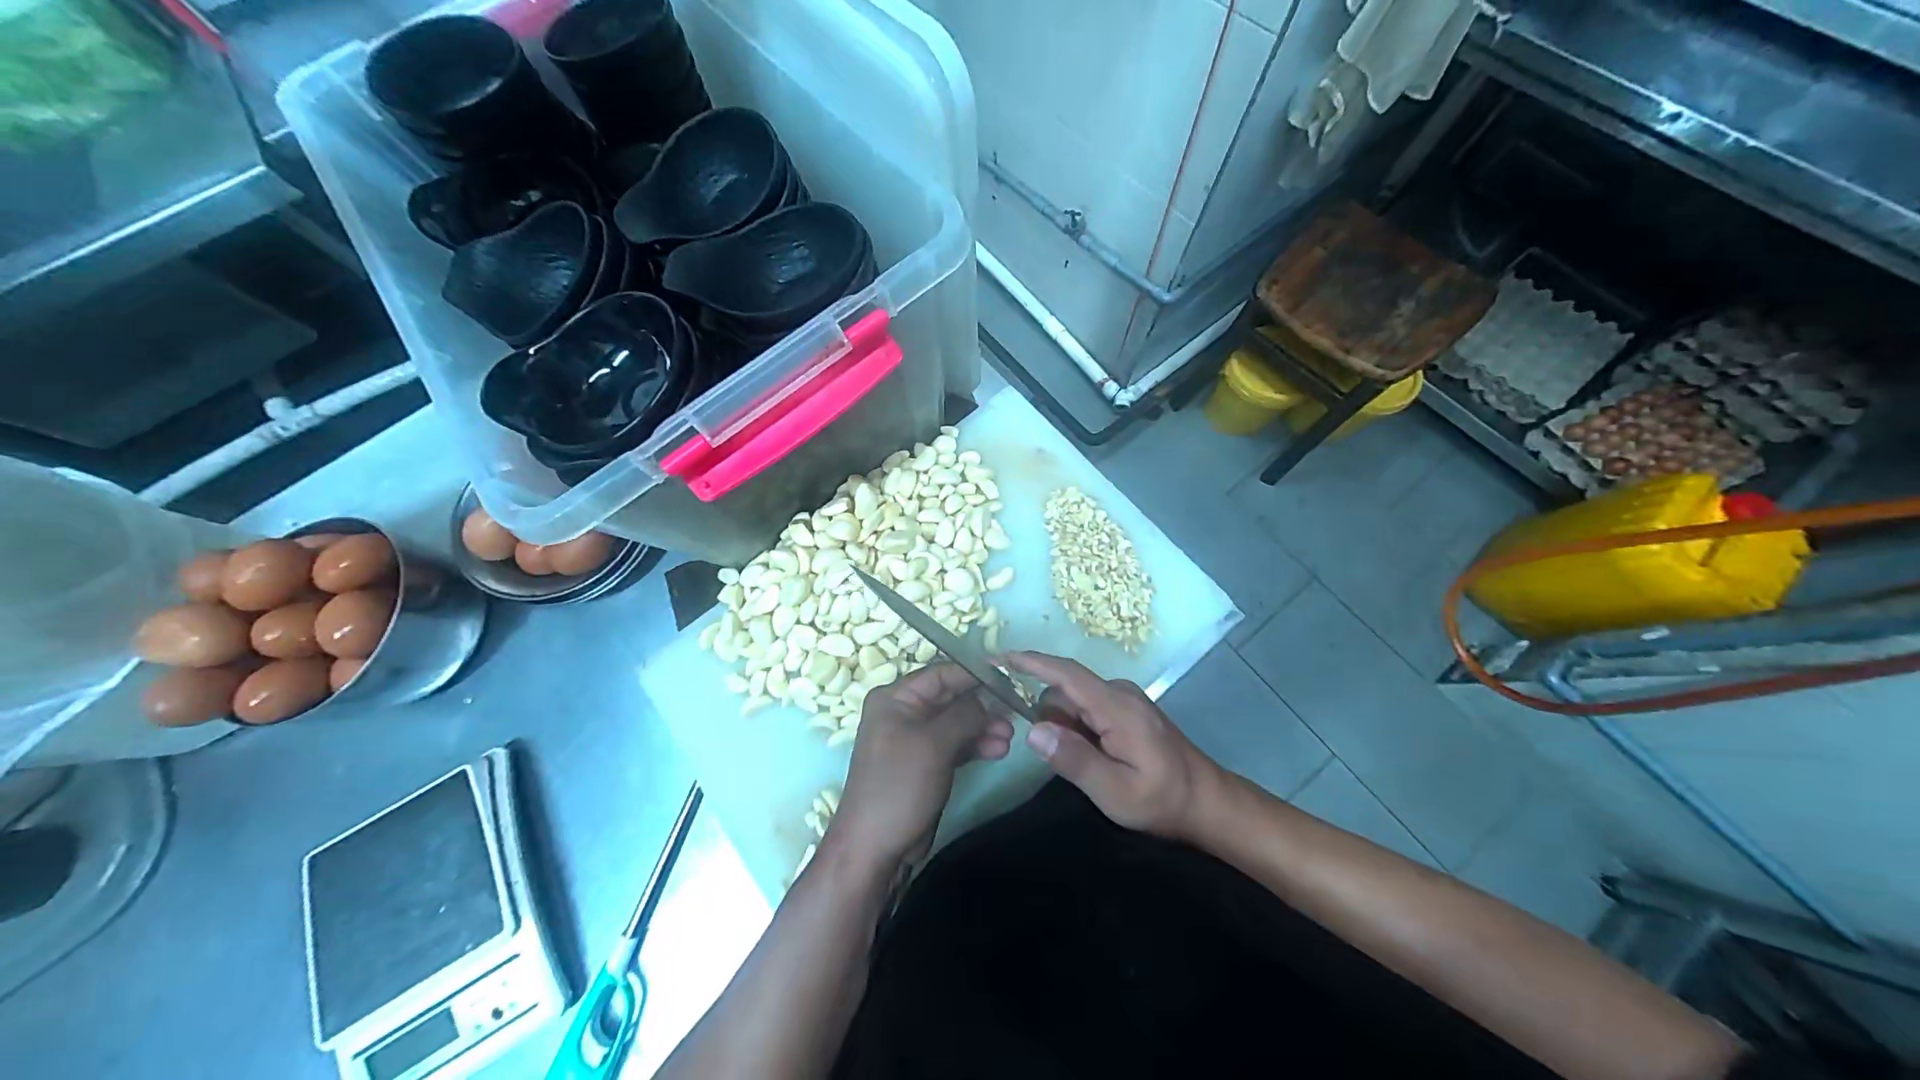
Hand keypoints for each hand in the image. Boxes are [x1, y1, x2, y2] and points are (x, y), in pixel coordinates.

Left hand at [827, 664, 1015, 871]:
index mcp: (895, 699)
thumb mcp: (933, 744)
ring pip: (958, 723)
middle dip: (983, 704)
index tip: (1009, 678)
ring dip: (984, 727)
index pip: (941, 674)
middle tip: (1014, 713)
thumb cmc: (899, 786)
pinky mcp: (927, 764)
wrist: (876, 847)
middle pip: (952, 698)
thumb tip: (990, 697)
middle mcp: (904, 713)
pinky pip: (957, 745)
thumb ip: (964, 714)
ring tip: (1010, 737)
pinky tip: (999, 750)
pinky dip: (977, 745)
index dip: (975, 674)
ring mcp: (916, 740)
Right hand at [1005, 652, 1226, 841]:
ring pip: (1073, 702)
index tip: (997, 657)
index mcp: (1117, 707)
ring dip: (1067, 729)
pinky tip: (1095, 758)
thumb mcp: (1115, 792)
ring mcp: (1125, 700)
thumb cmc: (1163, 801)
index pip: (1066, 675)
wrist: (1208, 803)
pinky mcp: (1127, 710)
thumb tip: (1033, 730)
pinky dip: (1079, 729)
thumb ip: (1074, 760)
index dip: (1031, 663)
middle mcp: (1120, 693)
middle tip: (1065, 763)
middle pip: (1064, 692)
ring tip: (1089, 766)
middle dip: (1052, 722)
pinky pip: (1087, 709)